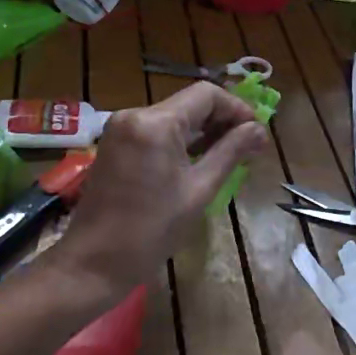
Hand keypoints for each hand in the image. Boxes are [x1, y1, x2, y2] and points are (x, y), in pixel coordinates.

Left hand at [51, 83, 267, 295]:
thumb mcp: (199, 190)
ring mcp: (120, 129)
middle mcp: (134, 115)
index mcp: (155, 123)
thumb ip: (230, 153)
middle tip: (248, 148)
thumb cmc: (152, 229)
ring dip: (201, 132)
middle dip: (220, 121)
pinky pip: (154, 132)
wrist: (96, 260)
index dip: (236, 108)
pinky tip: (197, 161)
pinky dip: (178, 141)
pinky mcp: (114, 144)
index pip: (206, 94)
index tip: (256, 132)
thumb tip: (259, 130)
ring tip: (228, 156)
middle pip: (188, 104)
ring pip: (171, 117)